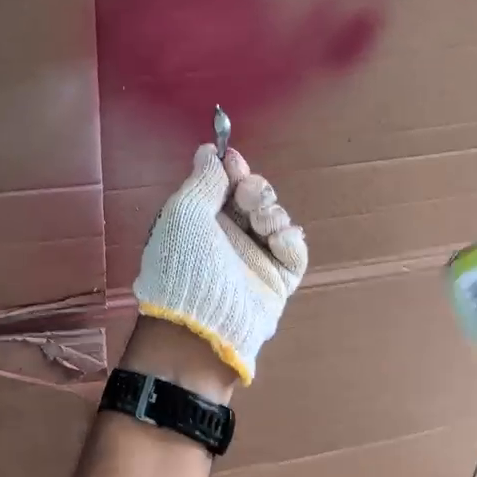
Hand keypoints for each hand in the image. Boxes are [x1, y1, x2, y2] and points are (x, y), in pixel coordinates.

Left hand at [131, 144, 307, 386]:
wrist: (200, 325)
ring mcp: (254, 258)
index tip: (233, 160)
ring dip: (272, 211)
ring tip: (263, 224)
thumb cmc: (183, 263)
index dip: (232, 169)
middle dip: (255, 189)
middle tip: (247, 196)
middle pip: (254, 197)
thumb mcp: (183, 212)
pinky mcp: (277, 281)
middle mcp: (228, 237)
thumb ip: (202, 180)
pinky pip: (294, 251)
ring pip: (275, 218)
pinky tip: (280, 240)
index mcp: (201, 220)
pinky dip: (291, 240)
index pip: (224, 185)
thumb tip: (208, 151)